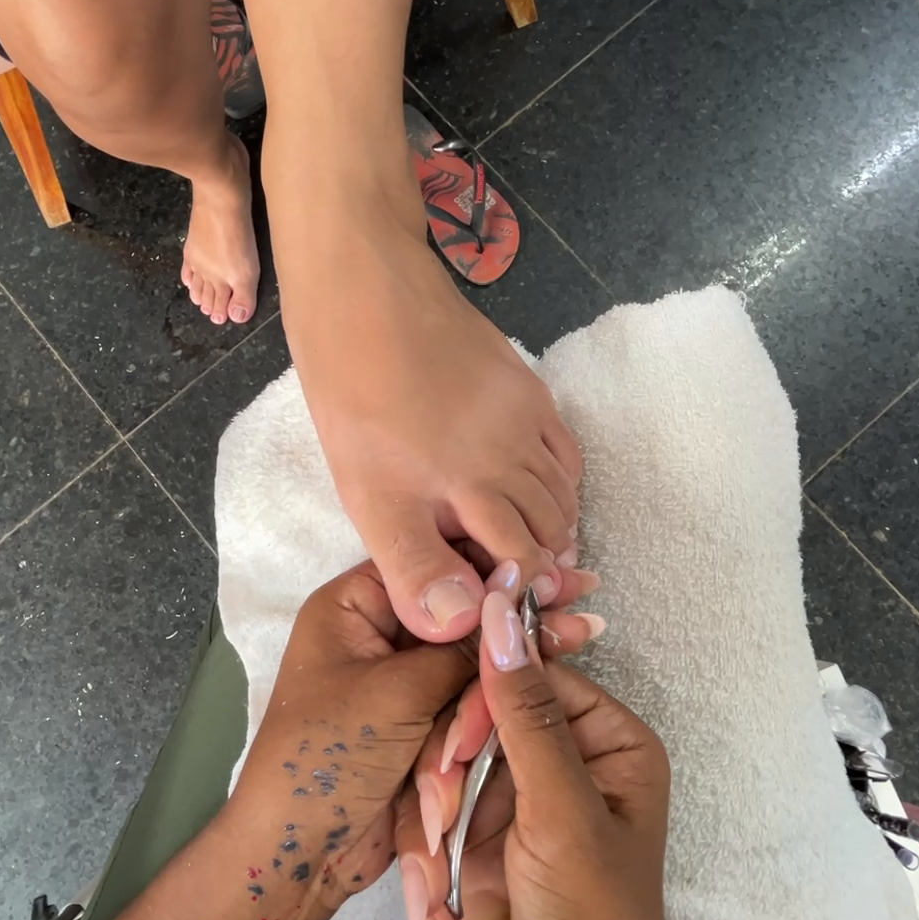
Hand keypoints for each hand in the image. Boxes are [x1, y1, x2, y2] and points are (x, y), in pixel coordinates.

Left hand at [224, 562, 608, 919]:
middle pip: (457, 613)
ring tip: (582, 631)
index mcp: (353, 608)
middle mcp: (377, 635)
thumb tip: (513, 606)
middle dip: (514, 612)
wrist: (302, 855)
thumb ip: (459, 650)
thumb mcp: (397, 692)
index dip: (488, 568)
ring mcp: (401, 679)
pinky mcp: (420, 719)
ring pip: (468, 658)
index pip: (428, 568)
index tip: (547, 568)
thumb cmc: (330, 755)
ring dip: (516, 652)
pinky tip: (555, 667)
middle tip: (581, 594)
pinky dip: (503, 691)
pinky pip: (467, 696)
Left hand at [281, 206, 583, 646]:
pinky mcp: (530, 385)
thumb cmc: (354, 398)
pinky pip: (565, 449)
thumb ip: (414, 562)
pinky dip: (559, 482)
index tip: (503, 608)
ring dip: (551, 525)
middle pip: (555, 528)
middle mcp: (520, 453)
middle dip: (540, 563)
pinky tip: (532, 487)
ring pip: (565, 491)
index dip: (520, 593)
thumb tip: (464, 624)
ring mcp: (530, 415)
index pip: (527, 562)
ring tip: (524, 543)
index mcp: (479, 486)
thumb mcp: (368, 492)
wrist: (366, 295)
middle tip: (514, 582)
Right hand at [396, 591, 670, 919]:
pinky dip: (425, 843)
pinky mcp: (475, 821)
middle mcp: (559, 753)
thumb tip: (501, 612)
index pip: (529, 677)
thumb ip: (526, 713)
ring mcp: (513, 787)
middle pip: (478, 712)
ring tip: (440, 868)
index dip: (484, 700)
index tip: (456, 747)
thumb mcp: (562, 813)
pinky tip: (437, 894)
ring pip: (444, 753)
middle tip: (442, 813)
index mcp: (604, 738)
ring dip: (433, 814)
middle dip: (451, 769)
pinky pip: (431, 798)